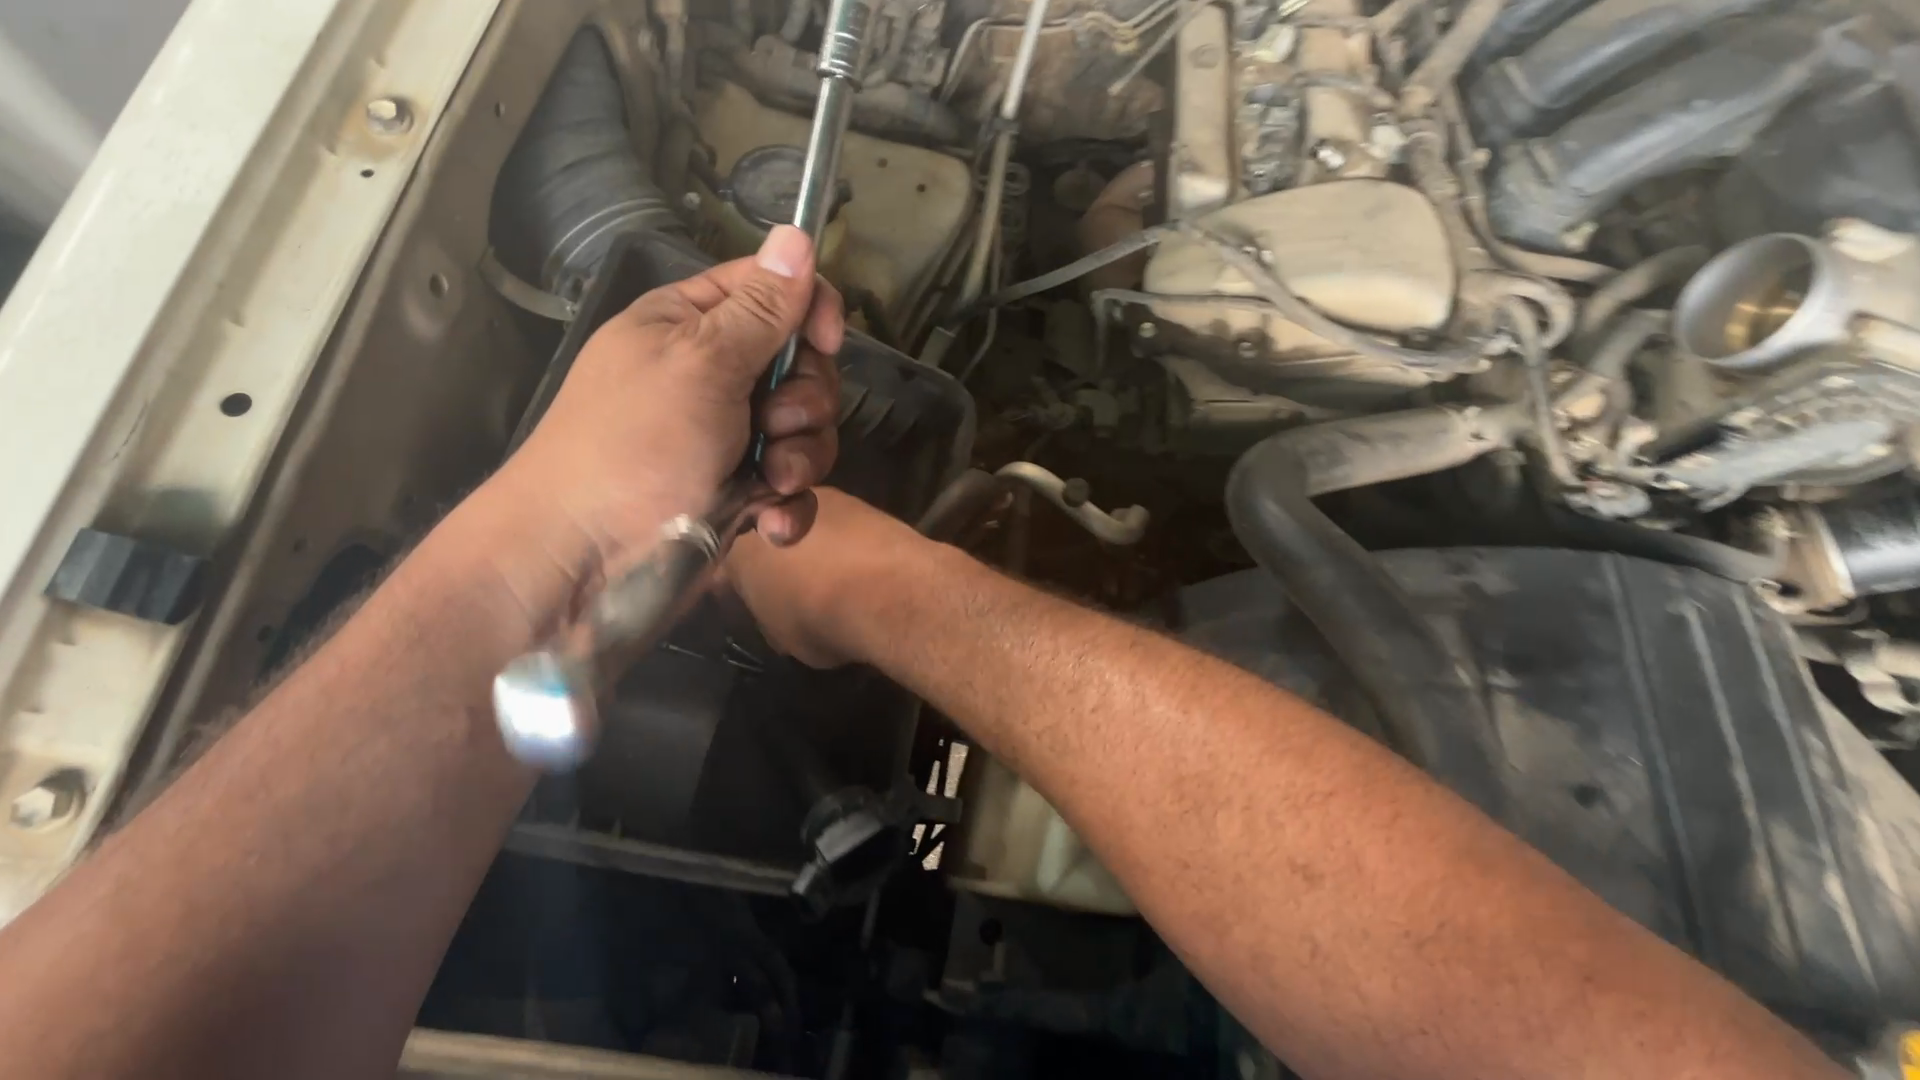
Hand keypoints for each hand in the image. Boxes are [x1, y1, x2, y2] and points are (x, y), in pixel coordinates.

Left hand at [489, 226, 843, 591]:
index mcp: (692, 326)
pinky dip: (789, 508)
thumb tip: (798, 233)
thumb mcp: (701, 363)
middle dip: (806, 401)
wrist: (586, 560)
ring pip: (806, 434)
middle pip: (801, 367)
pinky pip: (793, 490)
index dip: (809, 310)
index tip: (824, 343)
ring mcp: (729, 440)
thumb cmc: (636, 445)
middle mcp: (715, 377)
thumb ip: (760, 309)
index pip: (772, 291)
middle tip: (774, 425)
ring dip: (800, 460)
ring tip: (769, 483)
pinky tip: (769, 524)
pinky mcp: (739, 495)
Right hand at [724, 488, 942, 667]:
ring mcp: (814, 499)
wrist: (884, 589)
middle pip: (764, 532)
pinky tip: (857, 564)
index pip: (725, 565)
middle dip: (773, 553)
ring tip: (830, 573)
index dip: (736, 584)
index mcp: (737, 549)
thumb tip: (772, 610)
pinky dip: (844, 540)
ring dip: (810, 542)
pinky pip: (839, 524)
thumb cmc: (819, 619)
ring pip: (801, 522)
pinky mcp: (857, 500)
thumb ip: (767, 614)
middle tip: (789, 582)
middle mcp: (769, 511)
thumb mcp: (780, 635)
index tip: (748, 600)